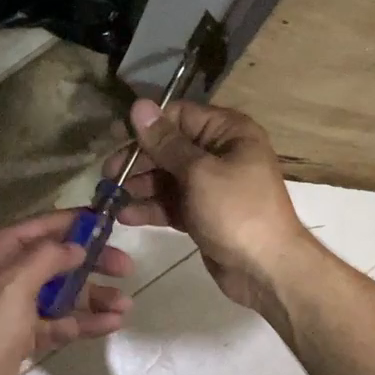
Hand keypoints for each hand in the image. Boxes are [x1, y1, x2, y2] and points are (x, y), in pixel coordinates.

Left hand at [0, 212, 135, 374]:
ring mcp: (11, 306)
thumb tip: (75, 246)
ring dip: (92, 296)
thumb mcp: (13, 287)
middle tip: (126, 267)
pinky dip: (82, 322)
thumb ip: (47, 258)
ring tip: (125, 304)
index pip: (39, 227)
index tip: (111, 222)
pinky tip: (111, 323)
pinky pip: (57, 322)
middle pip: (54, 259)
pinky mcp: (20, 335)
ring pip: (59, 293)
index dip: (75, 223)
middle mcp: (0, 273)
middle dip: (91, 262)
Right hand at [107, 98, 311, 311]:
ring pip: (167, 178)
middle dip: (139, 161)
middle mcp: (220, 153)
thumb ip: (165, 142)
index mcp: (228, 132)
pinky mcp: (202, 214)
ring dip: (139, 186)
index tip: (116, 140)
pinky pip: (171, 204)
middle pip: (170, 148)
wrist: (266, 268)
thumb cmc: (237, 210)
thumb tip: (139, 105)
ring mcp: (211, 186)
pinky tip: (125, 216)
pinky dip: (150, 208)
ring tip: (110, 197)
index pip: (179, 116)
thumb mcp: (199, 172)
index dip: (148, 127)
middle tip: (108, 176)